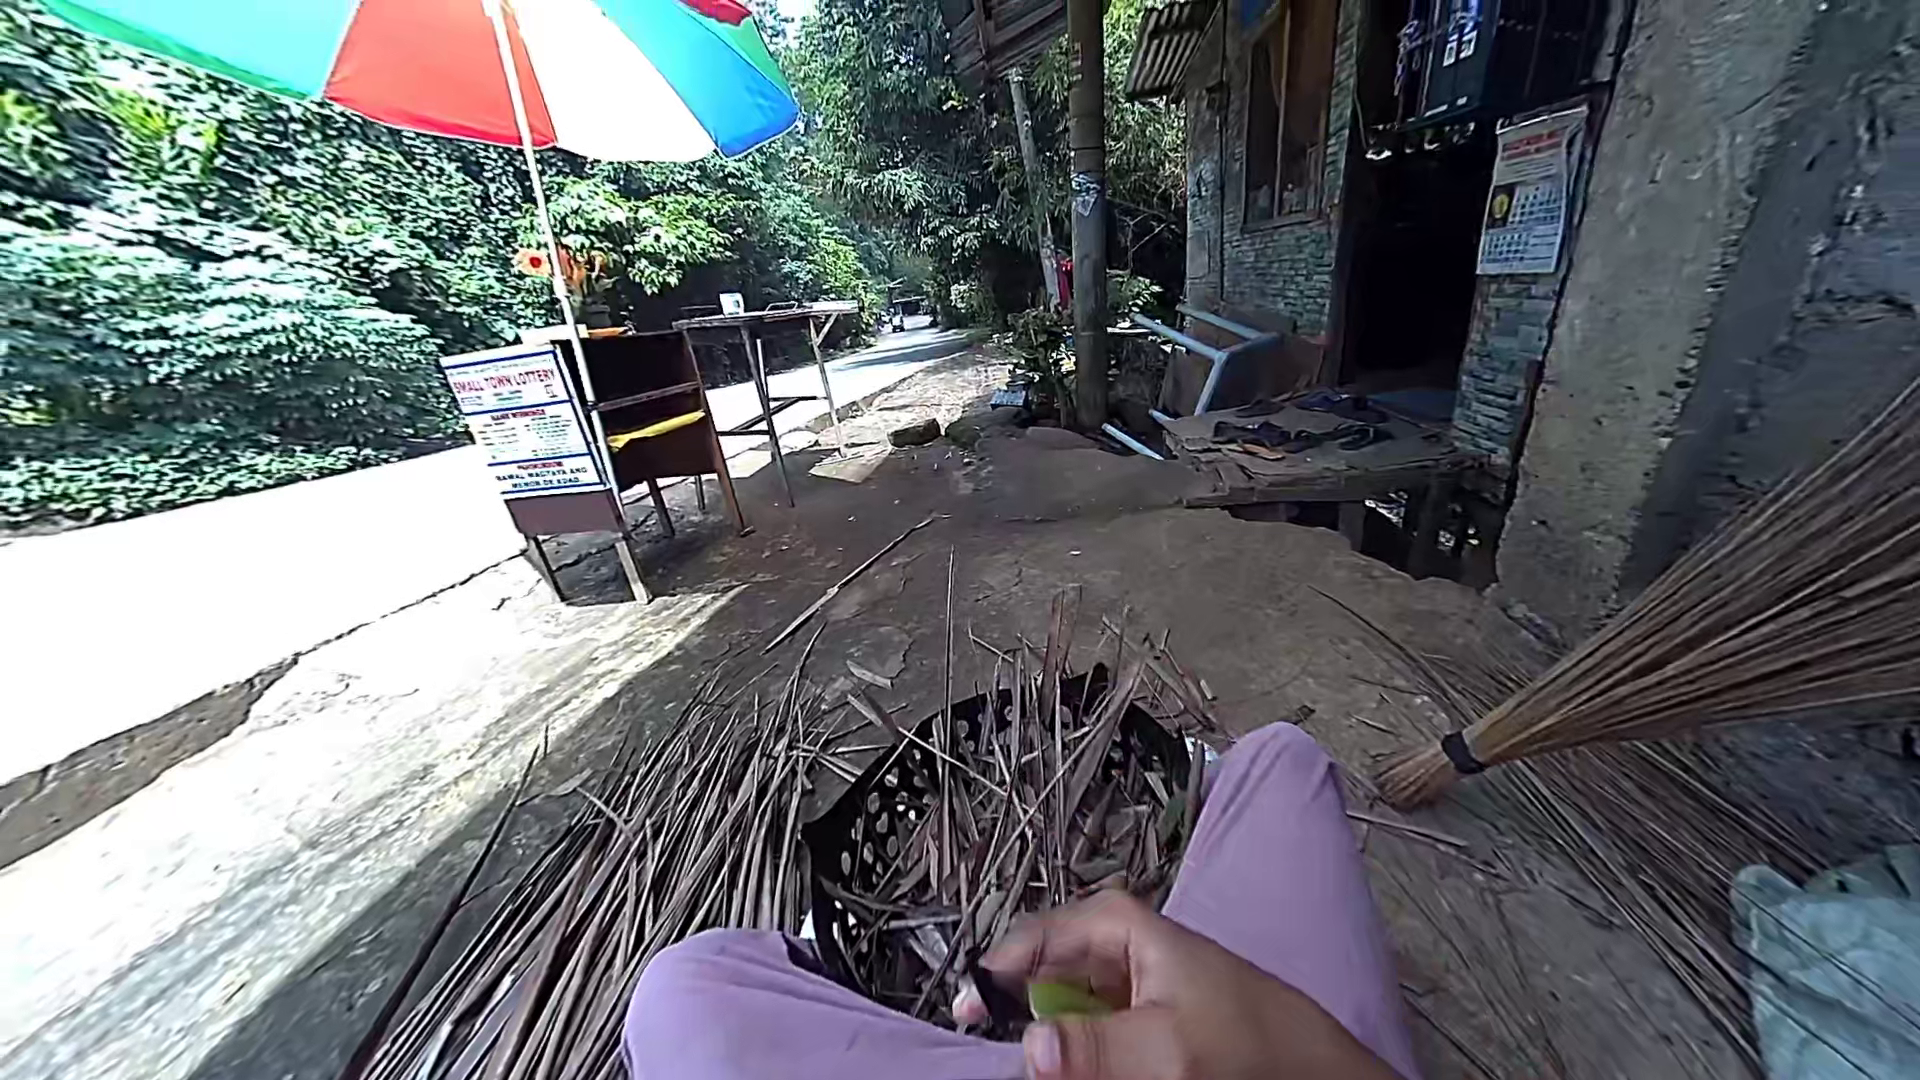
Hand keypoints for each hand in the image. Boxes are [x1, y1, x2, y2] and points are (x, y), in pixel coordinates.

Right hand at [954, 891, 1400, 1079]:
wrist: (1309, 1065)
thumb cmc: (1242, 1036)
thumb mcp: (1169, 1047)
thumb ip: (1096, 1047)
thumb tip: (1026, 1050)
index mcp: (1109, 920)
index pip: (1031, 940)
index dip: (993, 974)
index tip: (965, 1014)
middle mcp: (1105, 939)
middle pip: (1040, 977)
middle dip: (1027, 1019)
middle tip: (1032, 1062)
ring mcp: (1118, 974)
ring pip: (1060, 1008)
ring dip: (1054, 1042)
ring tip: (1062, 1063)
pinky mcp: (1129, 1008)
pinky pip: (1086, 1028)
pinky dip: (1078, 1051)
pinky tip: (1084, 1064)